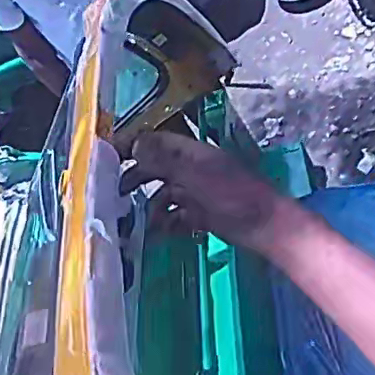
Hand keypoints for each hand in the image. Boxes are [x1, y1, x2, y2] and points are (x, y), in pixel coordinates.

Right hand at [122, 131, 306, 256]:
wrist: (265, 225)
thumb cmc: (232, 196)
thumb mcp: (194, 174)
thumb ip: (164, 160)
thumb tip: (134, 144)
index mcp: (192, 153)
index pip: (157, 142)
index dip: (134, 146)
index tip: (109, 156)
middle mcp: (194, 169)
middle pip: (159, 168)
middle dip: (138, 177)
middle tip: (116, 192)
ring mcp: (200, 193)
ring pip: (167, 194)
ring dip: (153, 205)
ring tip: (141, 220)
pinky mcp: (204, 216)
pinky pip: (179, 216)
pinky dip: (168, 222)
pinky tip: (159, 232)